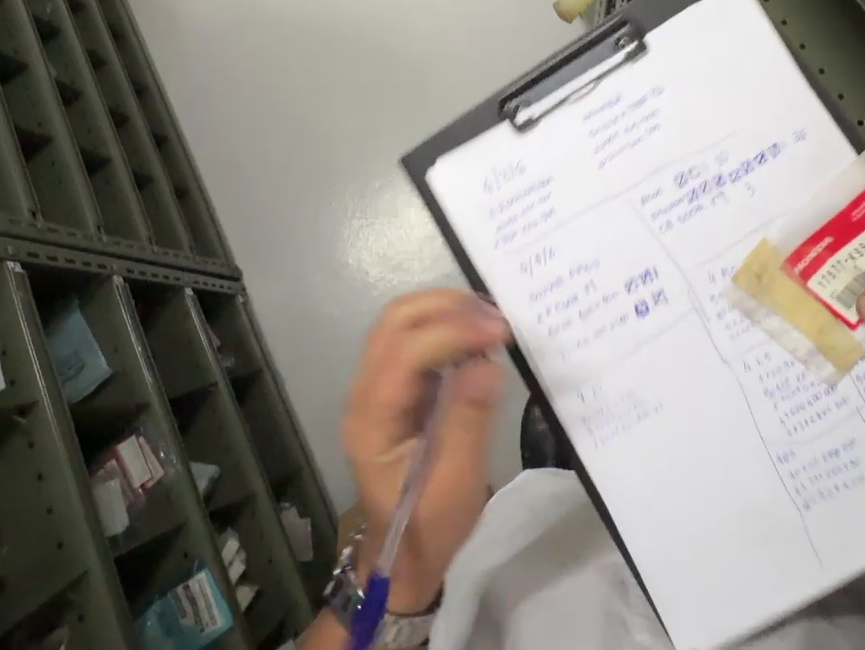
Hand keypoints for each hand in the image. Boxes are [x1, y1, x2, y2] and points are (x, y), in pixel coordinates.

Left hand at [342, 290, 510, 611]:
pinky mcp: (394, 387)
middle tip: (496, 317)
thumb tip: (487, 363)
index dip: (453, 332)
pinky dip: (444, 325)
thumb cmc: (429, 526)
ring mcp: (376, 387)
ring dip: (444, 310)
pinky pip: (412, 338)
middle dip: (446, 307)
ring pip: (400, 322)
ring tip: (490, 320)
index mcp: (371, 419)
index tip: (500, 331)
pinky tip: (475, 334)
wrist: (403, 557)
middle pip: (395, 321)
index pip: (405, 352)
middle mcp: (364, 393)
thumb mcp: (456, 483)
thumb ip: (467, 419)